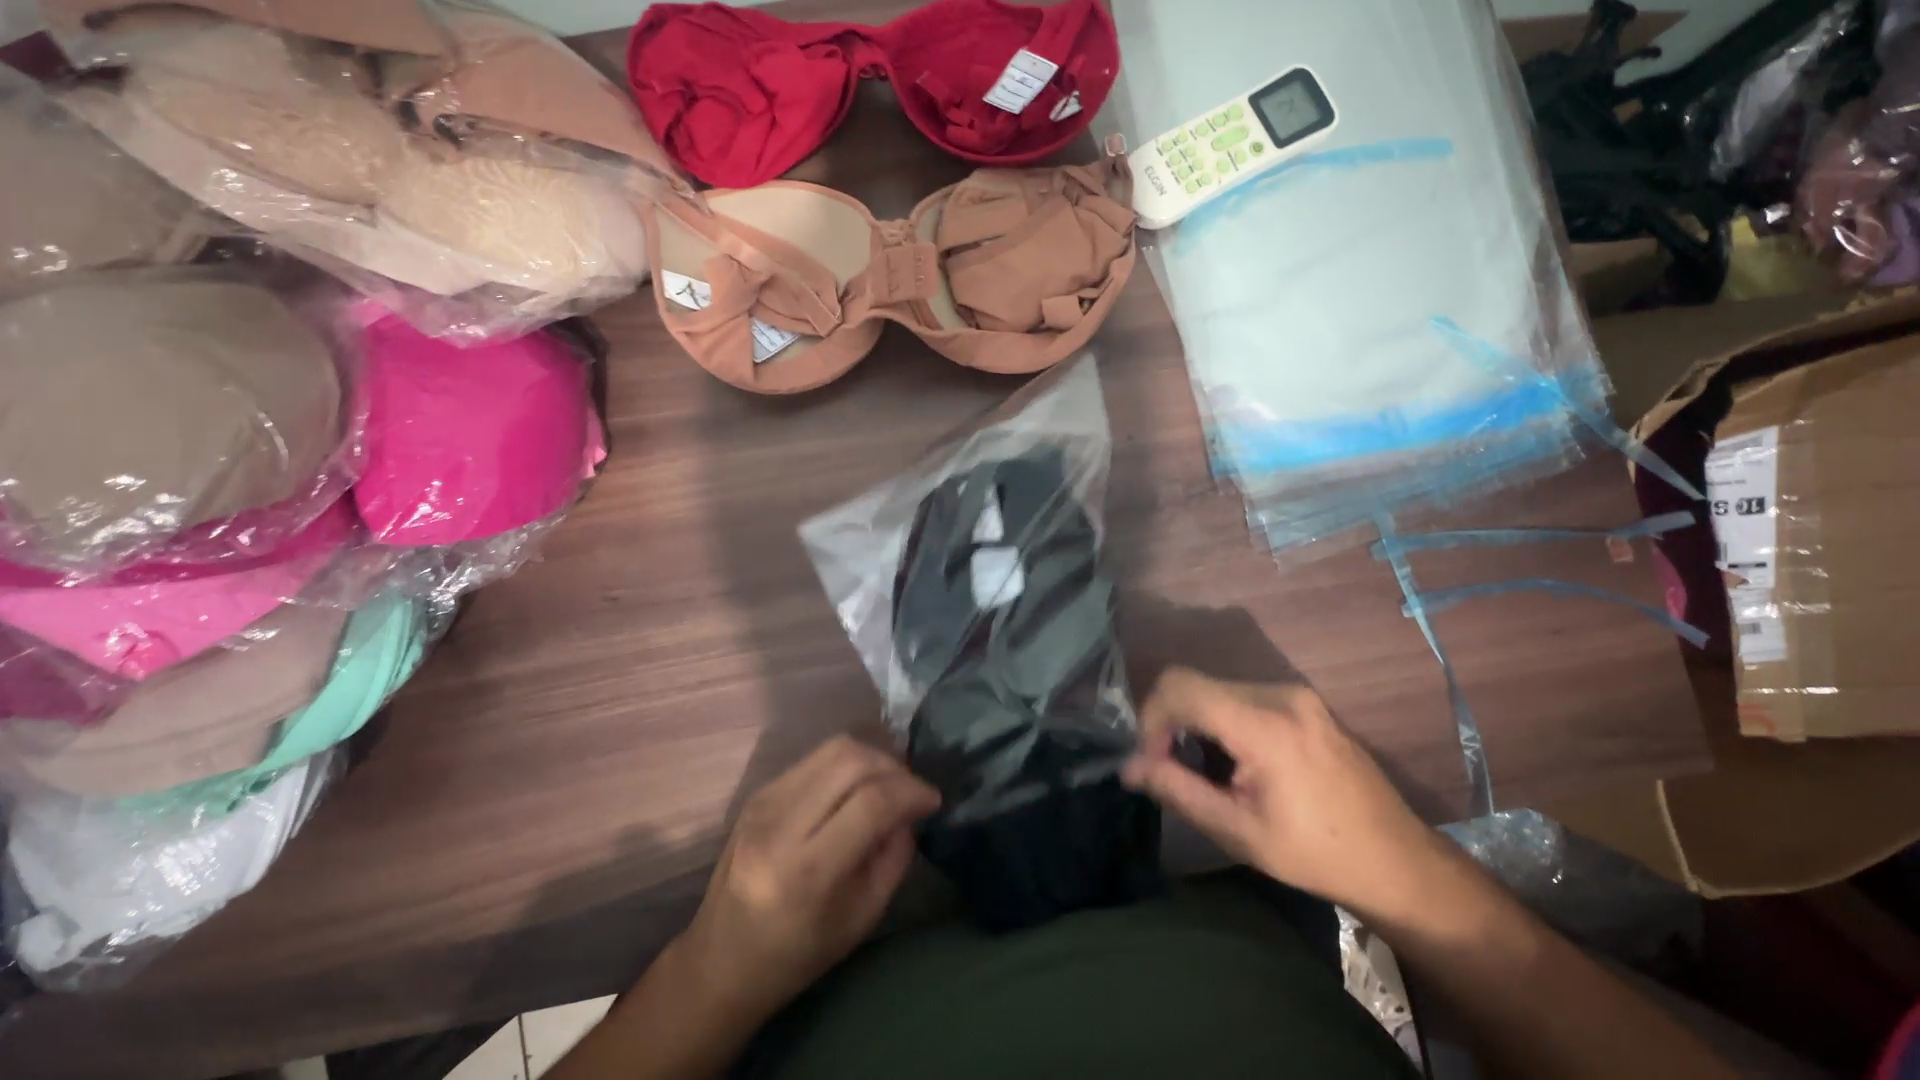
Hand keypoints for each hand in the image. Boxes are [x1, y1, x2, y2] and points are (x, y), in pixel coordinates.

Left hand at [670, 736, 939, 1023]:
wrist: (721, 960)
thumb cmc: (798, 954)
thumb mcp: (862, 918)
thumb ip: (894, 857)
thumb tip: (910, 808)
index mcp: (808, 871)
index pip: (871, 803)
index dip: (912, 791)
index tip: (933, 801)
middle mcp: (780, 826)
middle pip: (850, 760)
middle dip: (894, 766)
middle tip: (912, 791)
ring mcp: (762, 804)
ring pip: (831, 749)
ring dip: (872, 759)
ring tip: (889, 785)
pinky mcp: (756, 794)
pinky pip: (812, 760)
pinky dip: (845, 766)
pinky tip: (856, 791)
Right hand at [1121, 668, 1444, 914]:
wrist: (1395, 860)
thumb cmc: (1313, 853)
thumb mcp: (1235, 830)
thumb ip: (1177, 789)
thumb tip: (1128, 766)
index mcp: (1263, 724)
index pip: (1180, 686)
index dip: (1150, 718)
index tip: (1152, 762)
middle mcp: (1280, 694)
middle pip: (1196, 684)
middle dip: (1170, 723)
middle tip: (1171, 771)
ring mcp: (1298, 695)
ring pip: (1218, 688)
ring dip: (1196, 722)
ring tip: (1206, 772)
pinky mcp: (1306, 703)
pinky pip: (1244, 696)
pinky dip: (1222, 721)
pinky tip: (1236, 764)